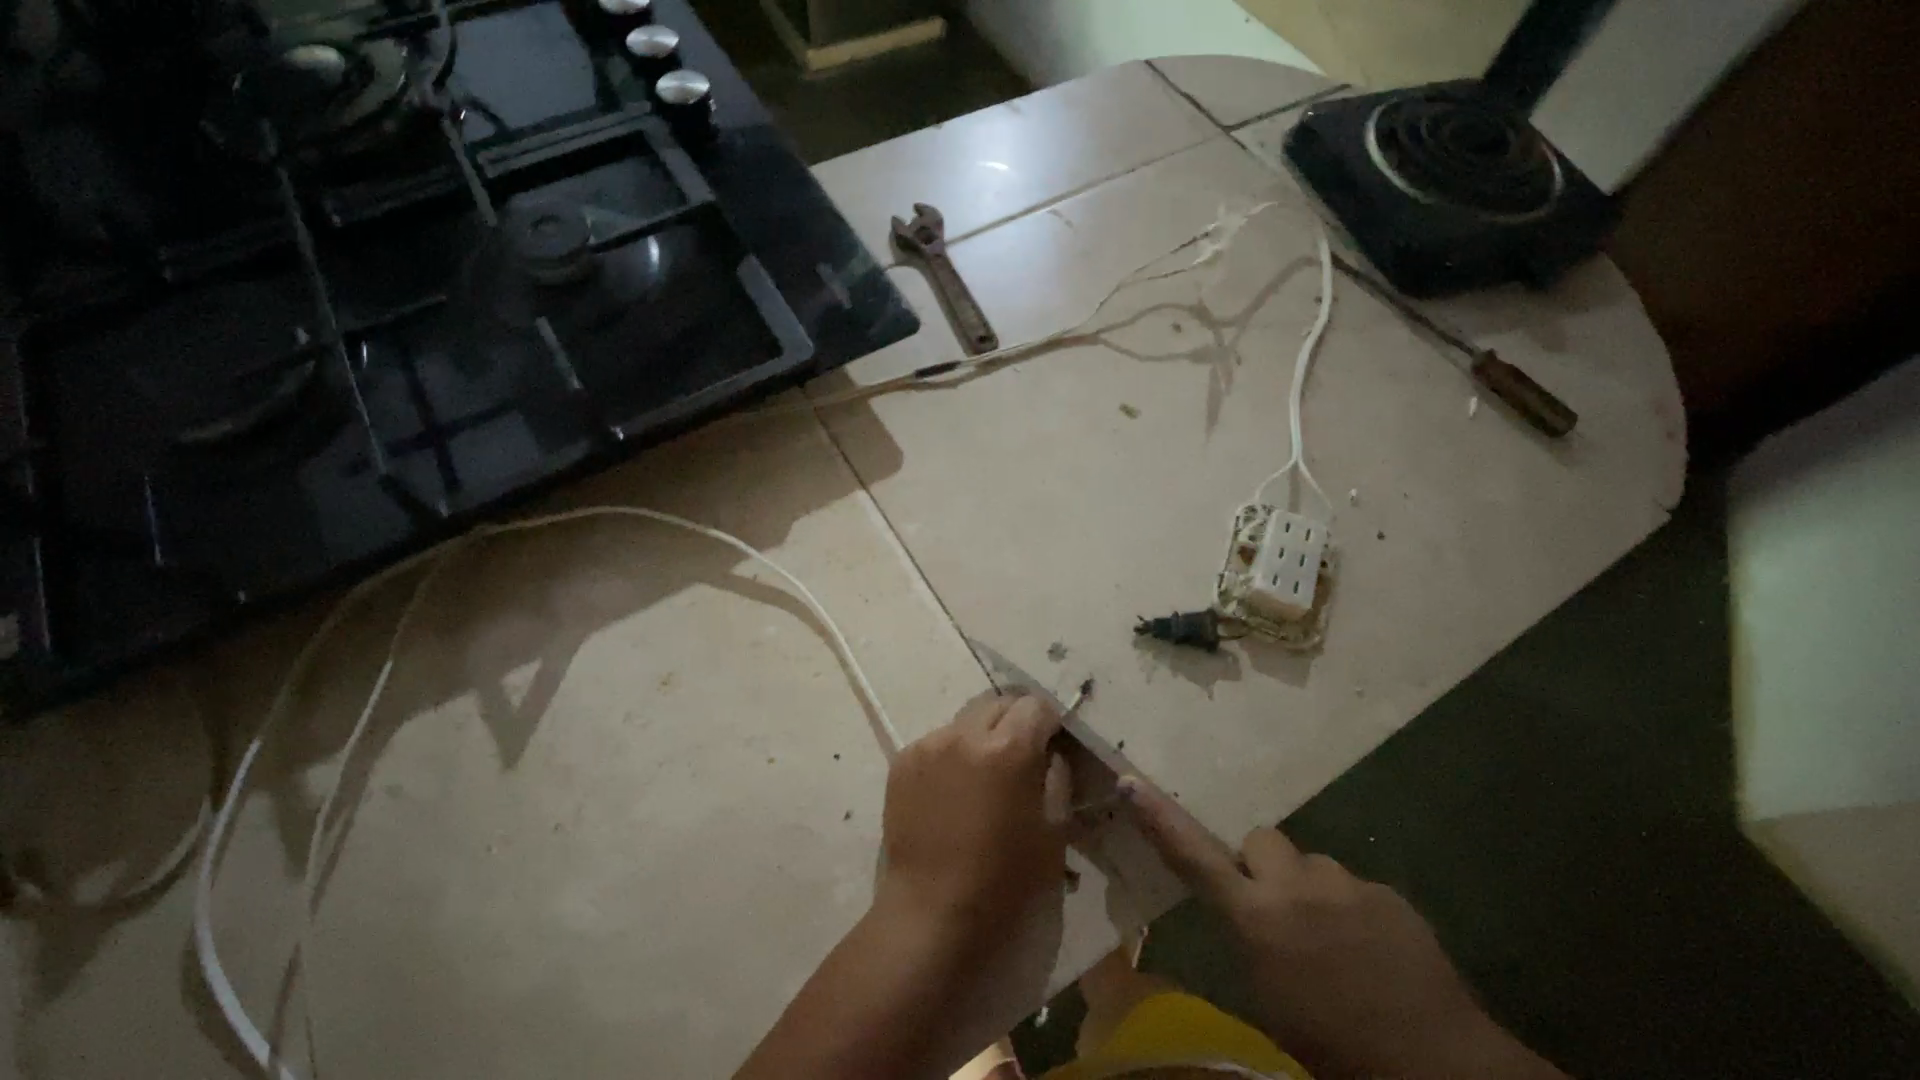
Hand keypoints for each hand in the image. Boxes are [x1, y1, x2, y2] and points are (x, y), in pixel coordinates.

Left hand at [876, 693, 1071, 939]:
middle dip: (1015, 722)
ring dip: (981, 736)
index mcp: (1008, 749)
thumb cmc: (1004, 880)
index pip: (1036, 706)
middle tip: (1020, 758)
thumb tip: (1051, 751)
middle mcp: (964, 734)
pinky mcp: (901, 761)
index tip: (1051, 745)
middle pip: (999, 704)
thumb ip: (1057, 777)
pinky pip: (937, 742)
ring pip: (965, 721)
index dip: (1049, 723)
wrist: (932, 912)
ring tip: (983, 778)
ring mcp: (928, 745)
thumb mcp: (1053, 831)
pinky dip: (952, 755)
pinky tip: (953, 793)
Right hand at [1121, 778, 1564, 1079]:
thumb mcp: (1266, 1002)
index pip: (1195, 858)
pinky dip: (1351, 911)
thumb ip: (1250, 941)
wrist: (1431, 1061)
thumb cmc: (1330, 1045)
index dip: (1161, 820)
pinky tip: (1369, 953)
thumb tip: (1245, 916)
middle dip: (1261, 864)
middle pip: (1262, 841)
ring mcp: (1347, 886)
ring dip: (1310, 890)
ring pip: (1312, 865)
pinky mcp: (1388, 894)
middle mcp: (1296, 887)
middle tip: (1274, 906)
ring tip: (1331, 940)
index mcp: (1256, 919)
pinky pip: (1354, 888)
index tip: (1132, 782)